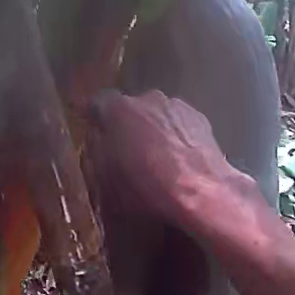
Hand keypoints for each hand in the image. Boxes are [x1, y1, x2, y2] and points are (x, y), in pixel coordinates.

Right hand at [84, 90, 256, 226]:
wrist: (203, 195)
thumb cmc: (145, 190)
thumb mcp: (104, 179)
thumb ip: (95, 150)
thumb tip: (96, 136)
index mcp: (119, 110)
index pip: (97, 103)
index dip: (93, 117)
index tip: (92, 128)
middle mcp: (149, 98)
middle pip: (130, 109)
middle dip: (126, 126)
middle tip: (125, 152)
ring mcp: (178, 107)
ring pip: (157, 116)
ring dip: (153, 131)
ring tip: (156, 160)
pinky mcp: (202, 120)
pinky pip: (178, 126)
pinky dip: (175, 138)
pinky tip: (178, 162)